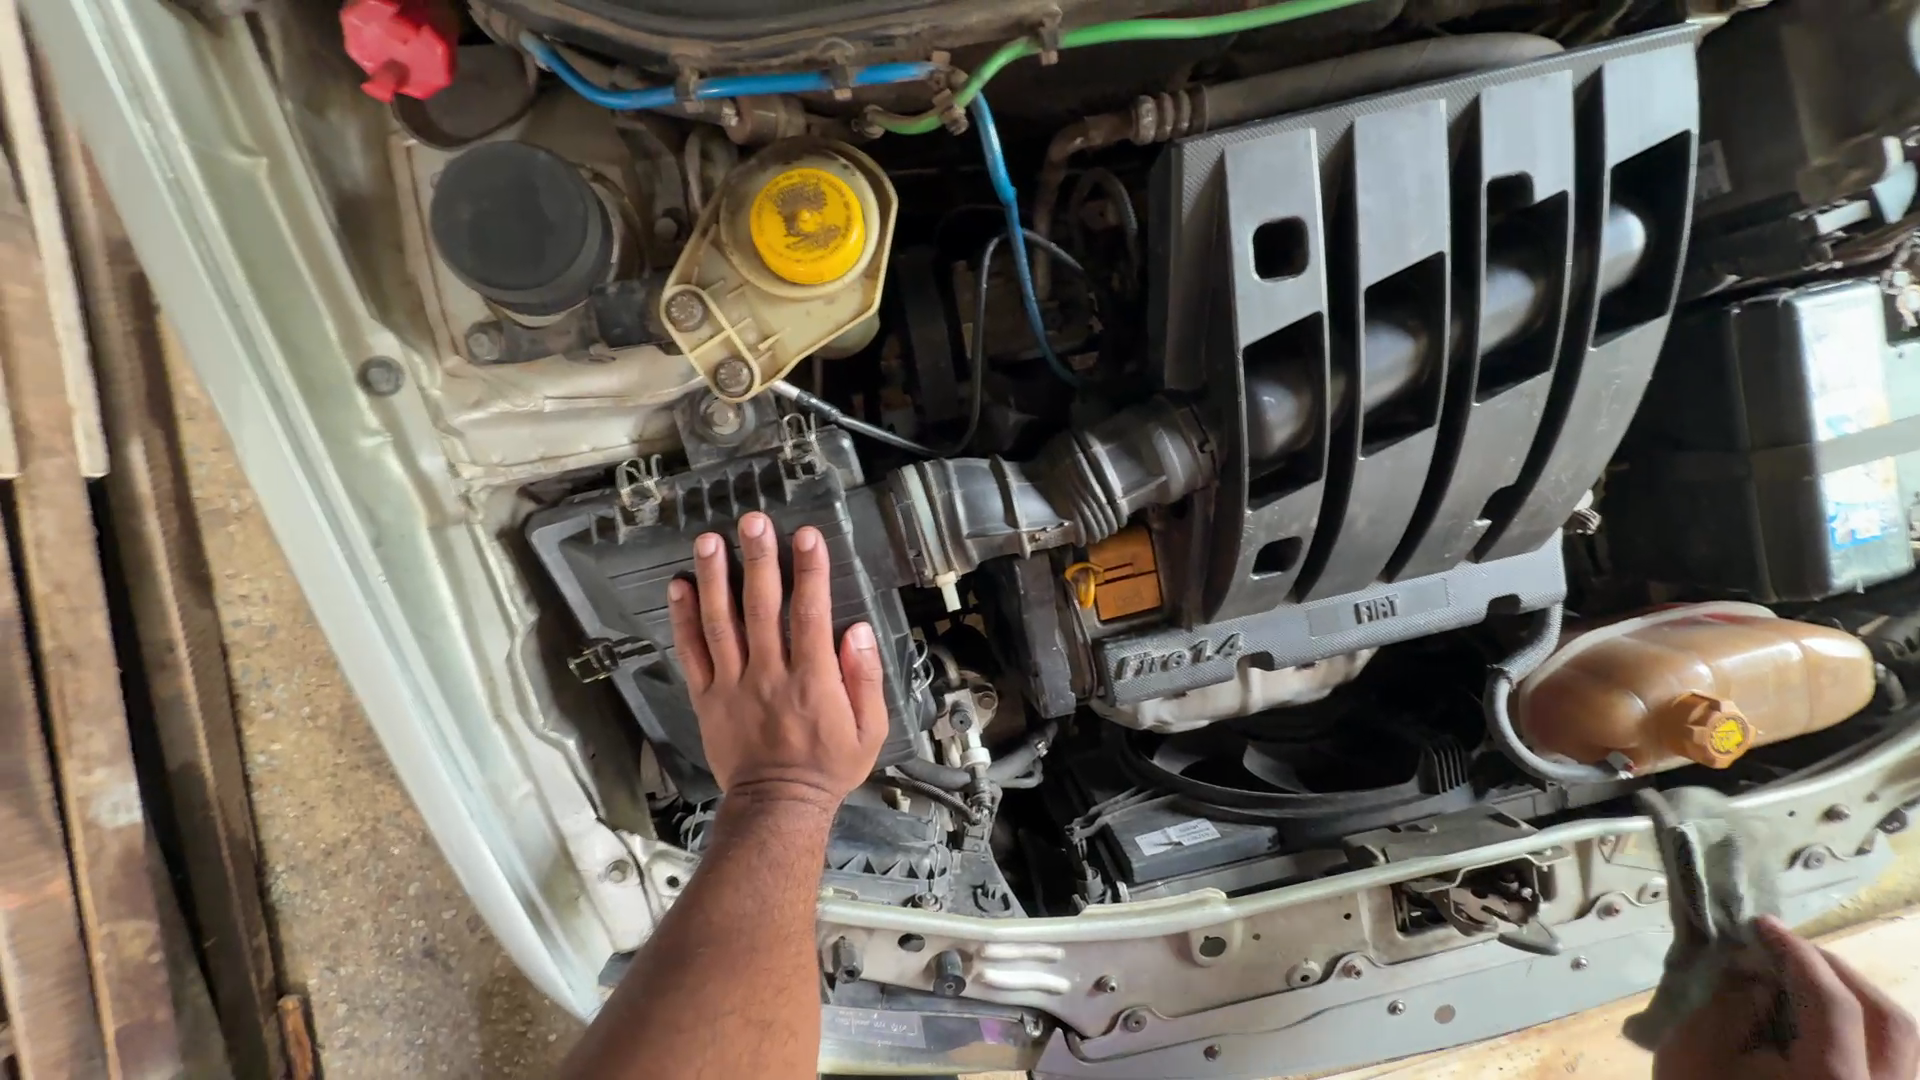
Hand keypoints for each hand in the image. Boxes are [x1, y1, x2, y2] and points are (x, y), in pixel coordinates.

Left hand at [666, 511, 888, 811]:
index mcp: (812, 680)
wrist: (778, 807)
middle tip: (752, 521)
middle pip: (761, 608)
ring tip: (709, 541)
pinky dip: (683, 619)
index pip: (810, 615)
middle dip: (758, 560)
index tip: (806, 536)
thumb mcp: (870, 730)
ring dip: (714, 579)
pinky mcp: (708, 698)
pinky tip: (679, 586)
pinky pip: (692, 654)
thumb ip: (865, 678)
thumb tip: (857, 631)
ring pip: (721, 623)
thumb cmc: (829, 766)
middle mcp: (769, 675)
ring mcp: (733, 685)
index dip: (809, 572)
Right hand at [1655, 915, 1917, 1079]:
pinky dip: (1872, 1036)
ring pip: (1910, 1048)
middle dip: (1840, 973)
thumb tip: (1757, 969)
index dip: (1796, 953)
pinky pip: (1898, 1068)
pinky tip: (1832, 1023)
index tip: (1762, 925)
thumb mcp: (1698, 1047)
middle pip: (1892, 1022)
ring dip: (1863, 1003)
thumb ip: (1733, 1002)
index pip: (1831, 999)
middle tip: (1790, 945)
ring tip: (1812, 979)